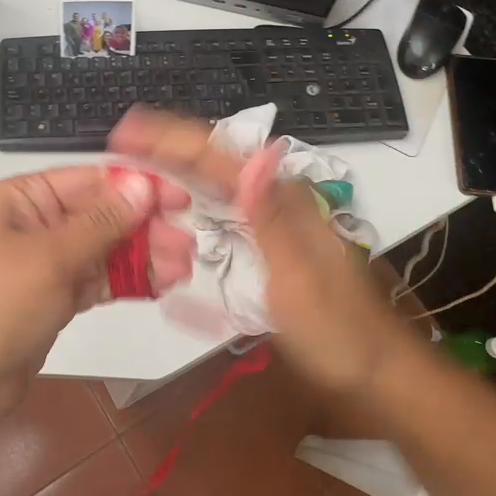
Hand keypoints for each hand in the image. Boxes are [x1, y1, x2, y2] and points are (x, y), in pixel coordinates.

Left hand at [0, 165, 193, 421]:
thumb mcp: (49, 259)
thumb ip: (101, 222)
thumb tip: (142, 185)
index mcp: (24, 198)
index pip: (91, 180)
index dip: (138, 186)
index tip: (181, 198)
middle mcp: (36, 223)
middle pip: (103, 215)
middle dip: (145, 228)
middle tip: (188, 245)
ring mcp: (46, 262)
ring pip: (105, 249)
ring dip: (142, 256)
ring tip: (182, 268)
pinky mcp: (55, 297)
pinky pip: (98, 280)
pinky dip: (127, 281)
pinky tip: (160, 284)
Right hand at [109, 109, 407, 396]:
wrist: (374, 366)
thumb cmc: (337, 330)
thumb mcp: (299, 279)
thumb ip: (272, 220)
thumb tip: (254, 157)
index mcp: (280, 201)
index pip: (218, 155)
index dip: (171, 138)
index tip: (128, 130)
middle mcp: (274, 200)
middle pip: (213, 159)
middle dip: (166, 146)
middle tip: (121, 143)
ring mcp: (271, 219)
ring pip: (215, 180)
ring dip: (176, 168)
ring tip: (135, 165)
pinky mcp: (267, 240)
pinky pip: (222, 207)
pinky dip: (192, 197)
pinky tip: (171, 203)